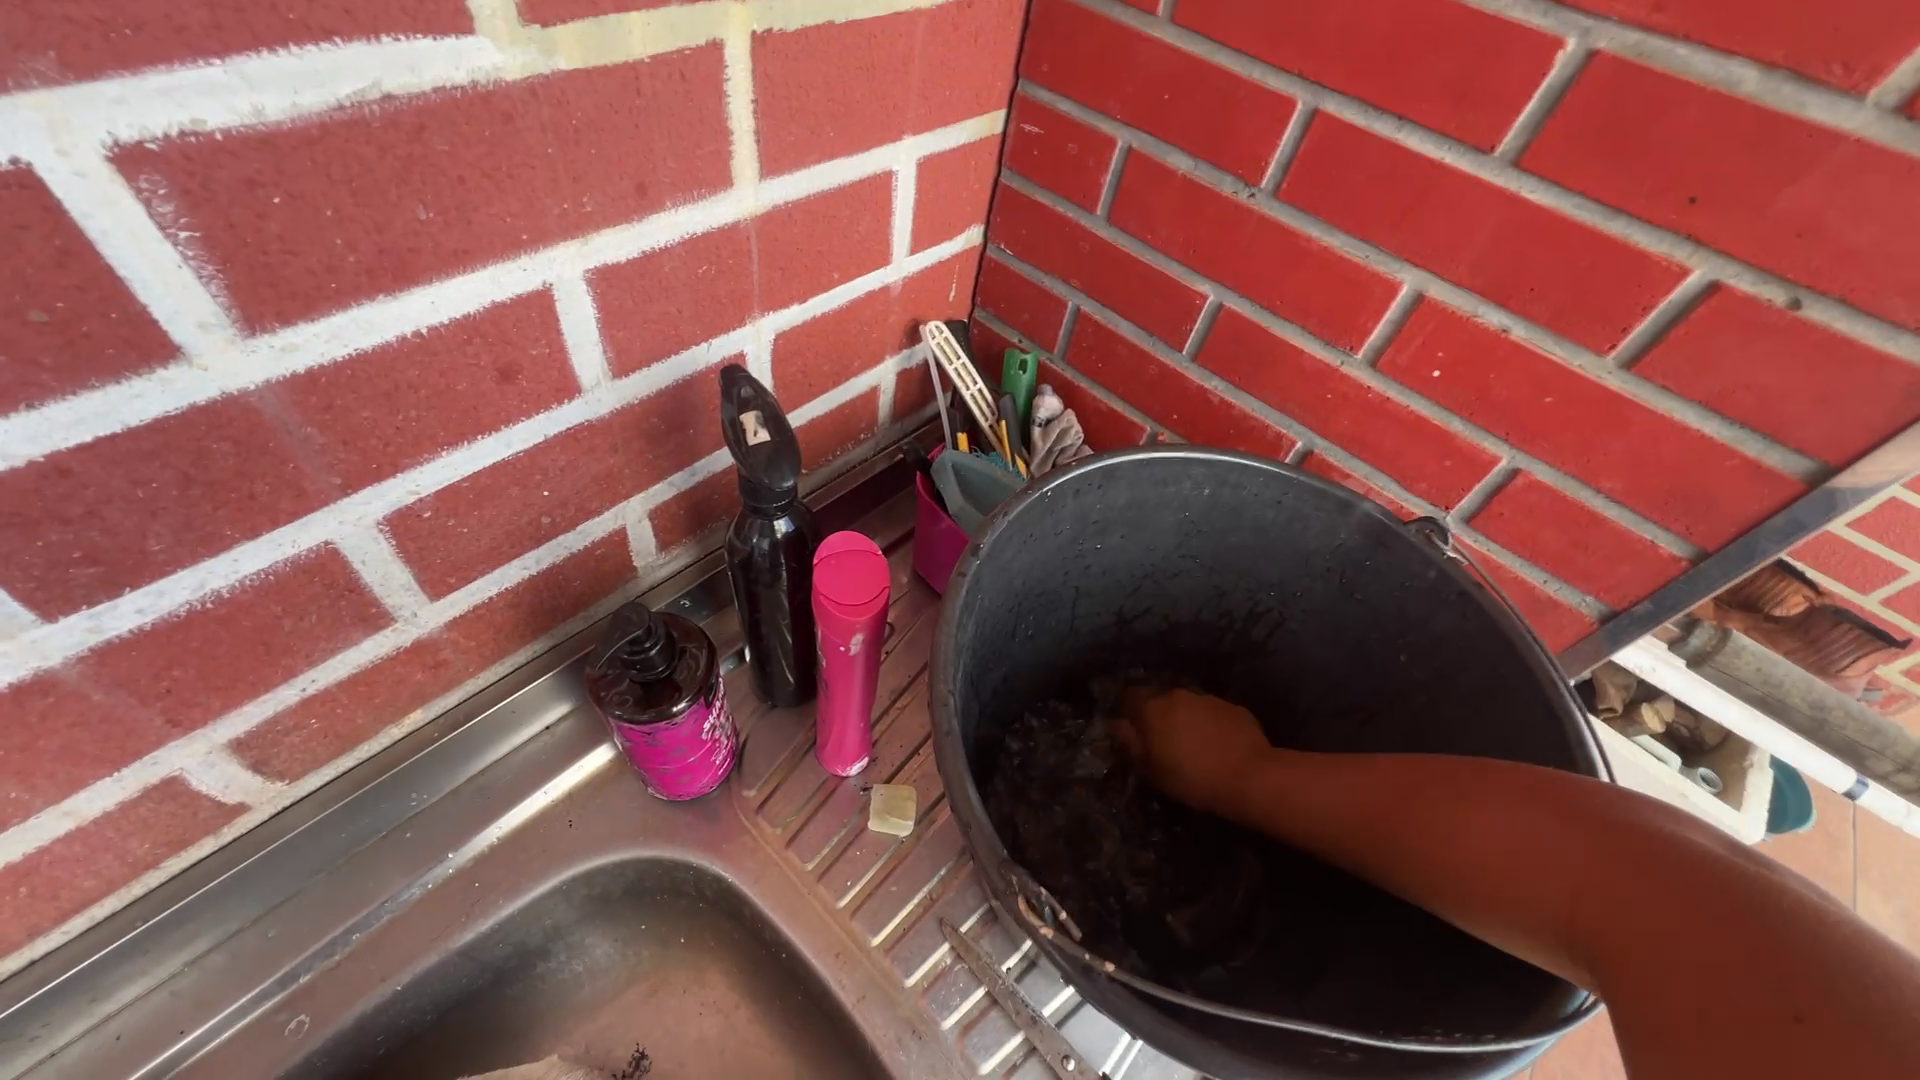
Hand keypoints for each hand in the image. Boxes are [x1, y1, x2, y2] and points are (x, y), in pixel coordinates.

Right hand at [1117, 687, 1272, 816]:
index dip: (1129, 712)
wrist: (1251, 775)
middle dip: (1158, 716)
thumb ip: (1131, 744)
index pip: (1129, 697)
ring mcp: (1208, 699)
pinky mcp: (1233, 708)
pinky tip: (1217, 745)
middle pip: (1160, 699)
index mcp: (1152, 708)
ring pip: (1187, 705)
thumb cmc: (1192, 777)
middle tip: (1162, 742)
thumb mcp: (1152, 770)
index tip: (1133, 731)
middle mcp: (1178, 695)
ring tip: (1192, 744)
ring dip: (1185, 719)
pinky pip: (1212, 713)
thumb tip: (1117, 725)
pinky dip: (1209, 725)